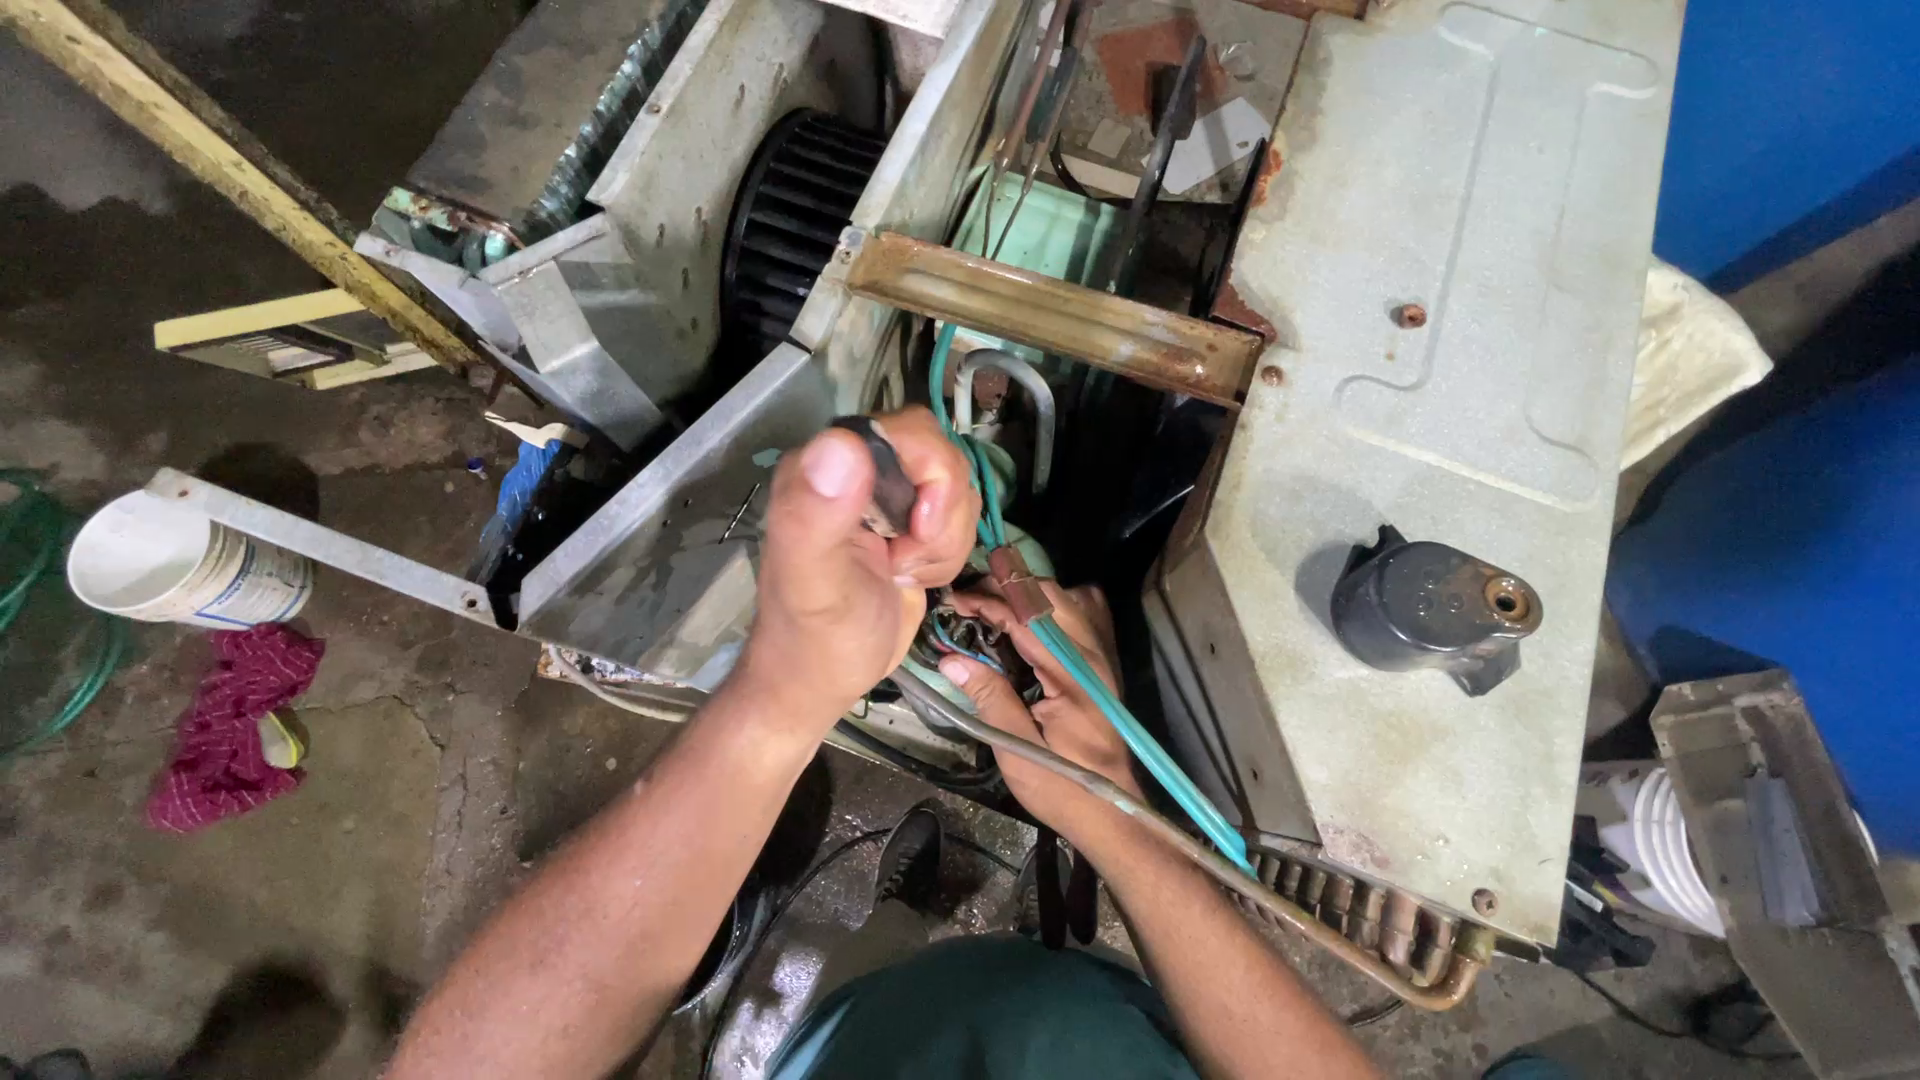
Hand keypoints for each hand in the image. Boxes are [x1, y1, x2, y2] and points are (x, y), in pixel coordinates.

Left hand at [732, 406, 980, 729]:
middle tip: (904, 560)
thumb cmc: (815, 639)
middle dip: (941, 519)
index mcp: (823, 465)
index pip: (909, 431)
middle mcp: (856, 469)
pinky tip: (910, 577)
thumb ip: (816, 515)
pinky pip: (958, 517)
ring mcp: (885, 496)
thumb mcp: (813, 583)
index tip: (915, 532)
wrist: (824, 680)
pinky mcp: (907, 522)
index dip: (933, 478)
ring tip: (902, 573)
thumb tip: (840, 444)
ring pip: (957, 490)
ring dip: (944, 542)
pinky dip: (947, 554)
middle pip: (942, 457)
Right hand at [936, 582, 1141, 836]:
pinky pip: (1077, 618)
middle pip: (1050, 597)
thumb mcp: (1017, 749)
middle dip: (1006, 588)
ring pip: (1066, 602)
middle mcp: (1091, 655)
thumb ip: (989, 698)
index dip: (988, 603)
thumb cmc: (1063, 786)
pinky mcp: (1099, 666)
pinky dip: (1049, 608)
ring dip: (1026, 594)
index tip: (954, 601)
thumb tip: (951, 659)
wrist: (1111, 811)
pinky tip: (1026, 620)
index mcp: (1072, 674)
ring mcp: (1099, 658)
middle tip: (968, 598)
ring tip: (990, 602)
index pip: (1027, 618)